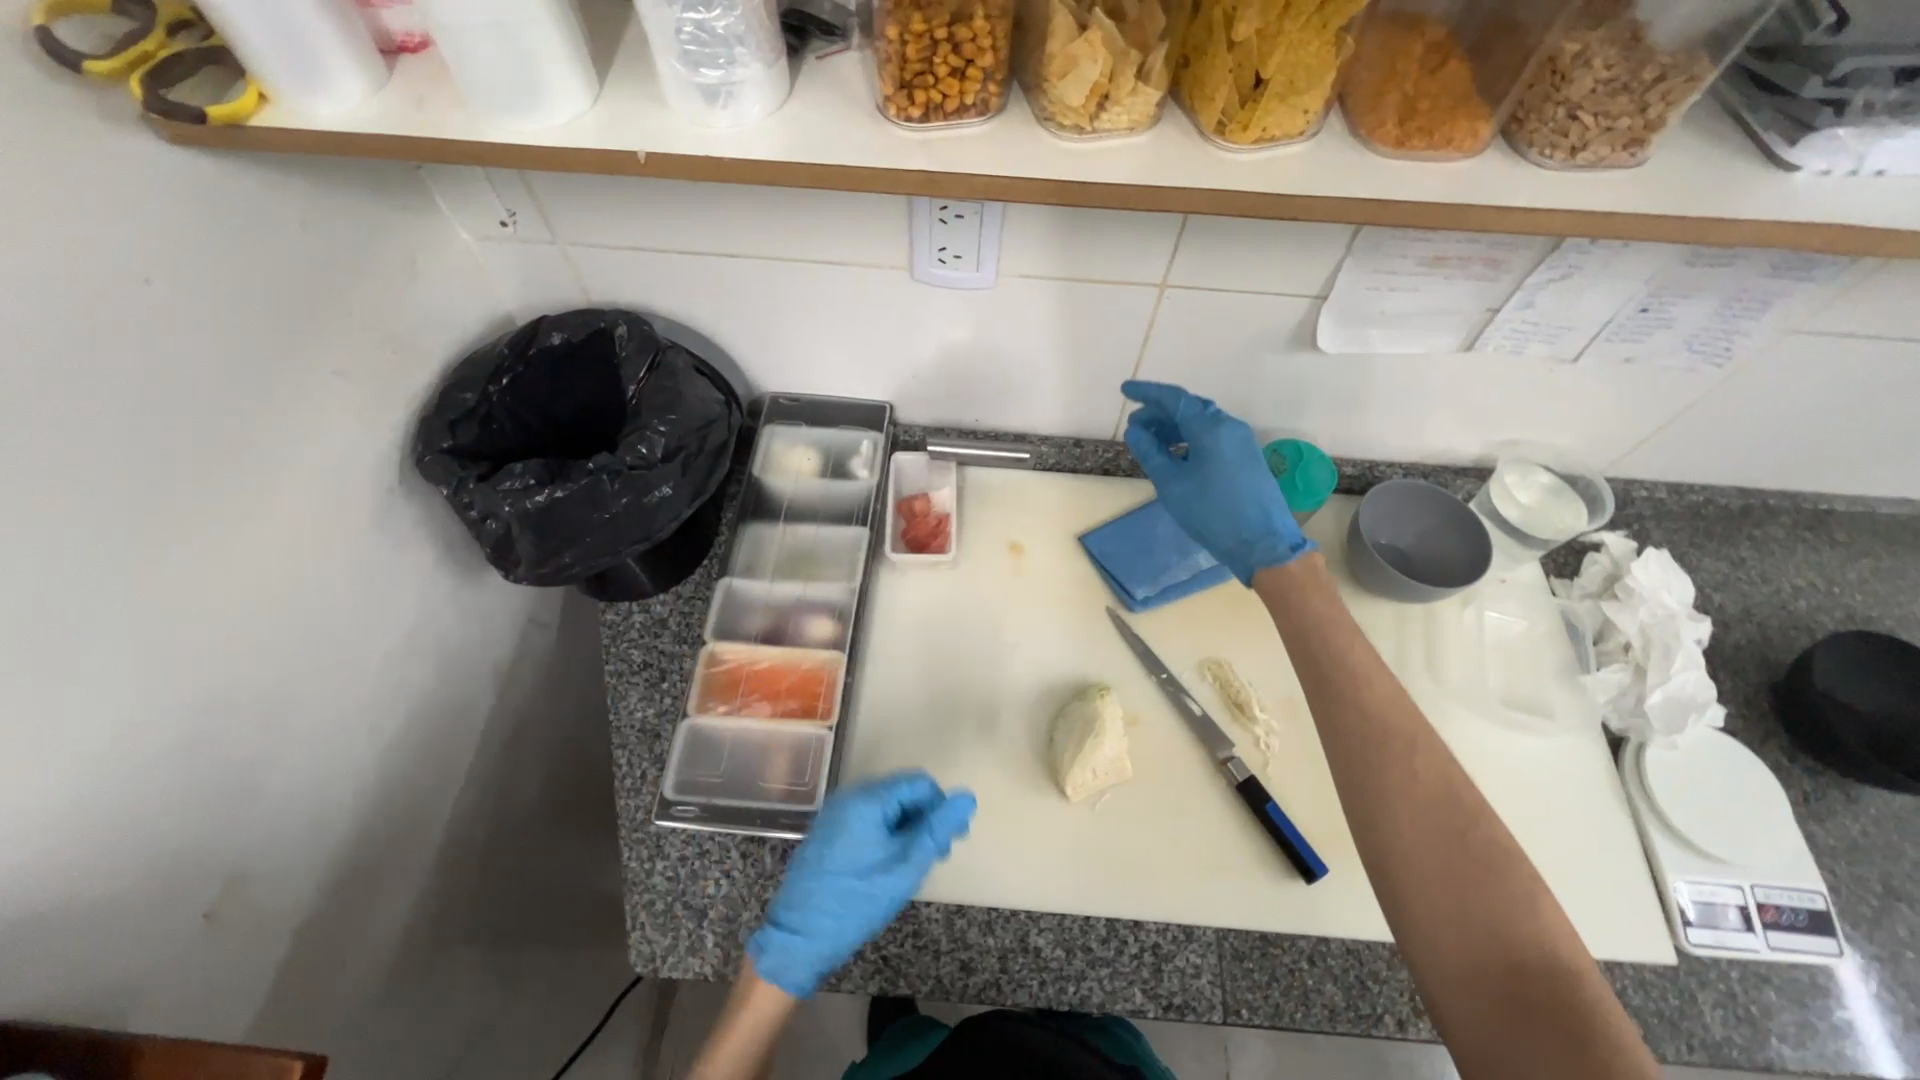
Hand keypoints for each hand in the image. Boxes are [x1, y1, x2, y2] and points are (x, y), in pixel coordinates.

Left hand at [747, 771, 976, 998]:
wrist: (798, 938)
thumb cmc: (857, 902)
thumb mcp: (905, 867)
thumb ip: (937, 829)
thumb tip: (968, 797)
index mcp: (867, 799)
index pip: (919, 783)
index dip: (941, 807)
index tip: (951, 842)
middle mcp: (849, 797)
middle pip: (902, 792)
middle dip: (925, 819)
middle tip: (935, 858)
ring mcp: (835, 814)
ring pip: (887, 808)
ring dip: (907, 829)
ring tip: (913, 866)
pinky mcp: (829, 832)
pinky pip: (868, 820)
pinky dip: (887, 835)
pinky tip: (890, 866)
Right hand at [1122, 380, 1315, 583]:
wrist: (1262, 542)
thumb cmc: (1211, 513)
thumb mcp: (1172, 484)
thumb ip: (1150, 453)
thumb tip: (1135, 430)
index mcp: (1211, 427)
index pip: (1174, 398)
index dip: (1147, 393)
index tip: (1125, 390)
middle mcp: (1229, 426)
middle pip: (1189, 408)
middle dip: (1159, 413)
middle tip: (1134, 426)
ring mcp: (1241, 441)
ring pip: (1202, 423)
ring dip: (1174, 427)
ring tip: (1151, 442)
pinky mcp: (1247, 457)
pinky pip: (1213, 437)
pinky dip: (1190, 439)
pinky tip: (1176, 456)